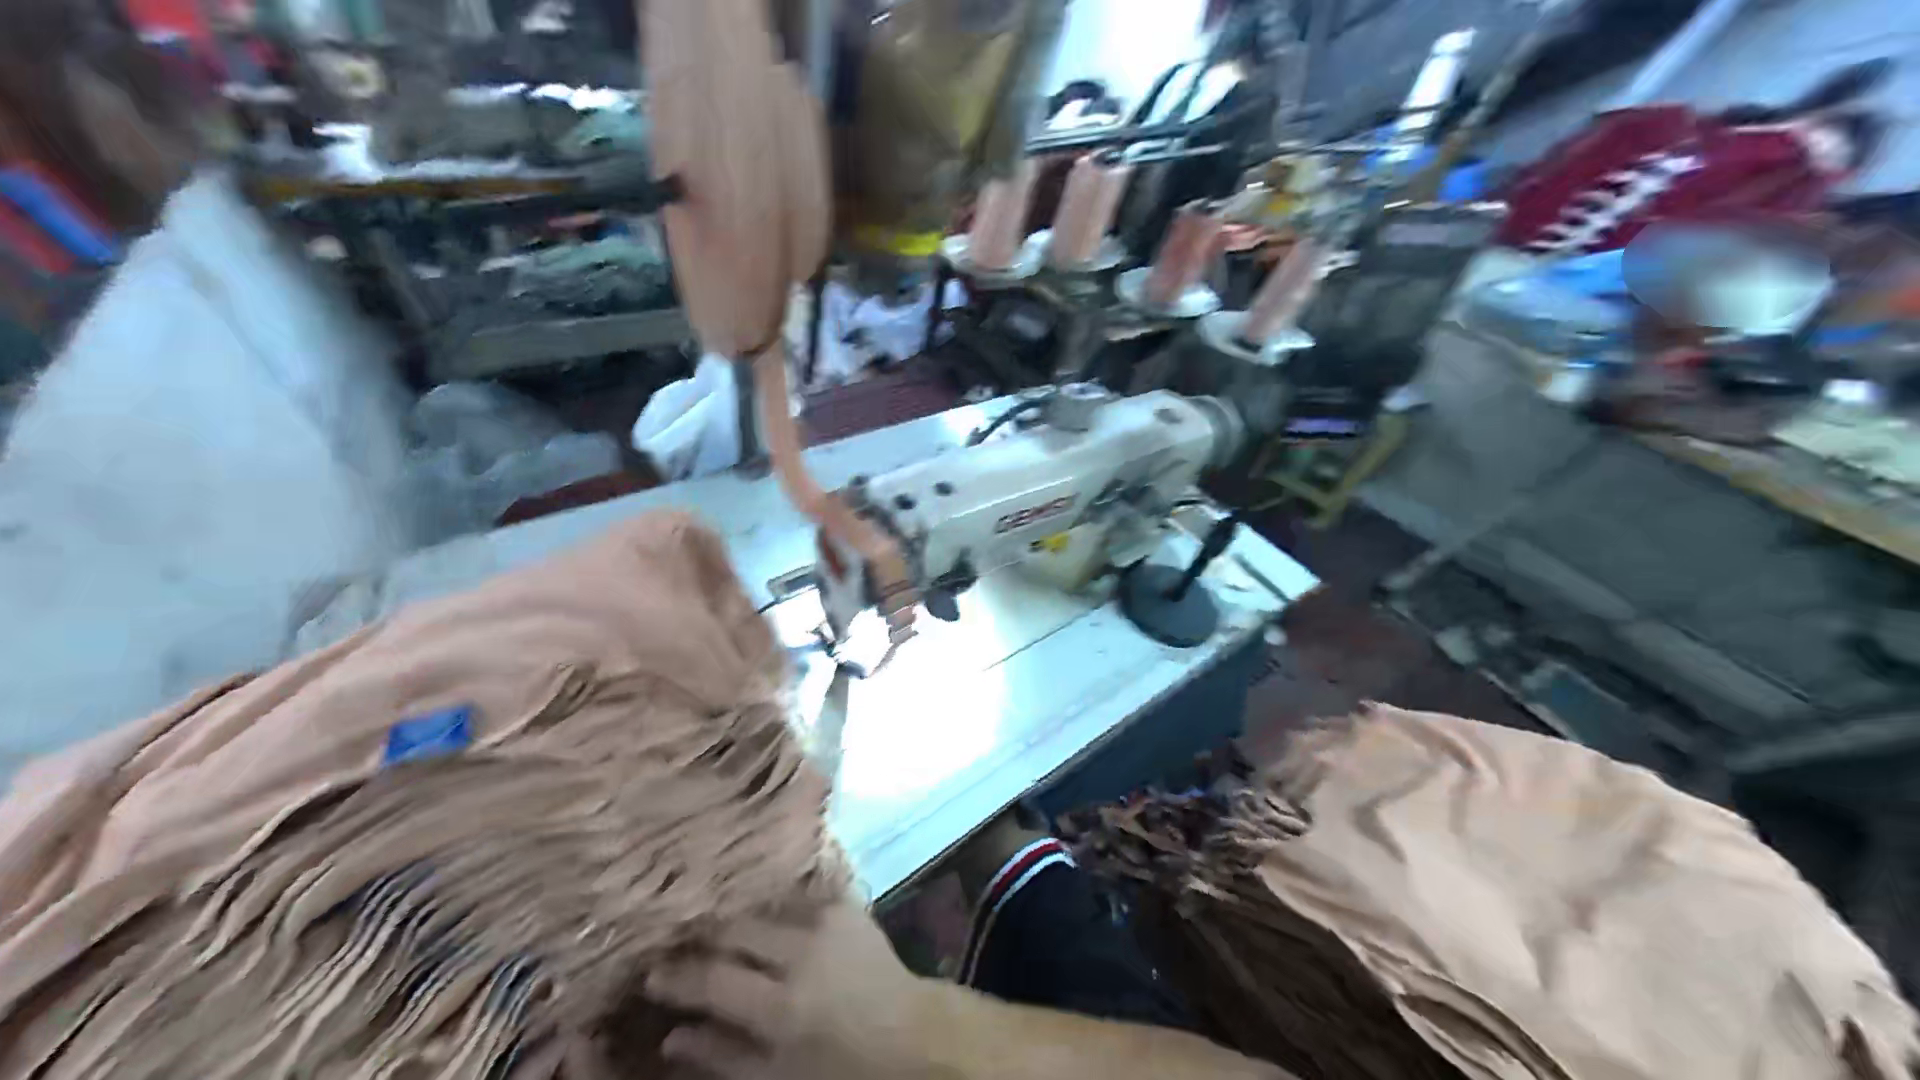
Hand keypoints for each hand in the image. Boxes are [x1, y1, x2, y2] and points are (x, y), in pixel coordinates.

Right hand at [647, 897, 930, 1079]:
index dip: (676, 975)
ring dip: (735, 922)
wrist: (908, 1032)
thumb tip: (671, 1035)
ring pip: (760, 910)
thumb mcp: (776, 1079)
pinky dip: (771, 913)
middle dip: (702, 939)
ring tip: (716, 933)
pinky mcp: (843, 904)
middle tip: (681, 948)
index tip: (652, 972)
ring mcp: (825, 920)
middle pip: (733, 931)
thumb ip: (721, 1055)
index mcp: (782, 1005)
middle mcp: (801, 951)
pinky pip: (793, 900)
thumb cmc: (839, 1068)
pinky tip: (760, 923)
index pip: (712, 978)